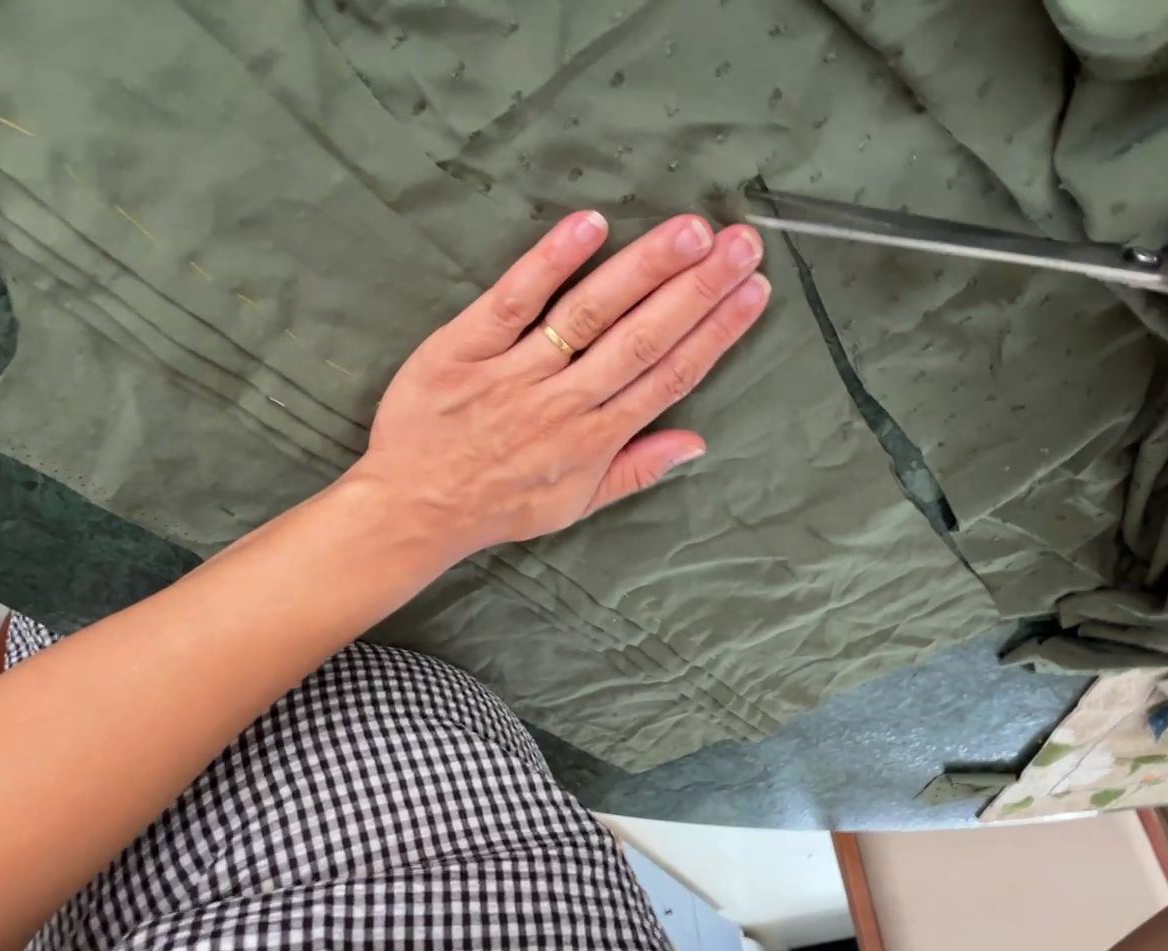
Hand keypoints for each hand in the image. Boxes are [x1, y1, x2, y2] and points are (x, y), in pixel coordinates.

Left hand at [341, 210, 769, 562]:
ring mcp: (515, 372)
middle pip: (642, 338)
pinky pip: (513, 300)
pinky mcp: (465, 348)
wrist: (413, 508)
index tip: (754, 292)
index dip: (716, 333)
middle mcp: (564, 402)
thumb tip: (697, 443)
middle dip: (698, 290)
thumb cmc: (497, 506)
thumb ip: (636, 472)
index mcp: (594, 439)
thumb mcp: (573, 506)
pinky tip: (590, 224)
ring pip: (590, 314)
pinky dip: (550, 262)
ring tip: (691, 231)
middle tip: (742, 243)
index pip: (669, 377)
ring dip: (643, 269)